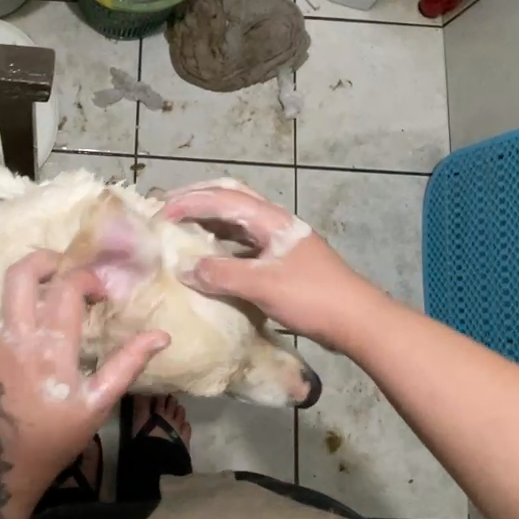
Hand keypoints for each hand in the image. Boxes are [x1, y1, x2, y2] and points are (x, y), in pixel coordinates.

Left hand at [0, 251, 170, 496]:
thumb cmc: (52, 438)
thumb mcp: (96, 405)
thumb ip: (127, 365)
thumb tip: (161, 336)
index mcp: (49, 345)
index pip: (66, 285)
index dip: (88, 278)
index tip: (102, 291)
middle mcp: (15, 333)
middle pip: (21, 271)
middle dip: (46, 260)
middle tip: (68, 269)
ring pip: (8, 292)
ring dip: (33, 286)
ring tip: (55, 300)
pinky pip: (1, 317)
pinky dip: (21, 314)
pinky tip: (36, 337)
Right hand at [158, 179, 384, 348]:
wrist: (359, 322)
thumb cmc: (313, 299)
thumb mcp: (263, 286)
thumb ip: (222, 274)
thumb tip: (184, 267)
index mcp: (270, 220)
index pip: (222, 198)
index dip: (188, 202)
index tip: (159, 214)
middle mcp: (274, 222)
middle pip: (230, 197)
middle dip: (196, 197)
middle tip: (166, 205)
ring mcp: (279, 241)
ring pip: (237, 219)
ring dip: (208, 218)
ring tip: (181, 226)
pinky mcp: (282, 261)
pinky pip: (243, 242)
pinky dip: (221, 243)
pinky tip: (208, 258)